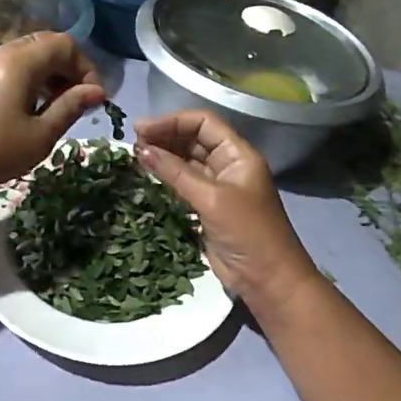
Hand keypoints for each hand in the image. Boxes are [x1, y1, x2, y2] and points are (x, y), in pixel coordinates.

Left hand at [0, 32, 105, 200]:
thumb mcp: (41, 134)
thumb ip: (71, 106)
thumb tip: (97, 91)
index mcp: (18, 63)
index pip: (64, 45)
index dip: (86, 67)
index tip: (95, 97)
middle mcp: (1, 54)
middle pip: (46, 44)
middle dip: (70, 67)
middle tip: (80, 99)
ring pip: (29, 54)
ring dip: (51, 73)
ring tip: (60, 106)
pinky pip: (12, 65)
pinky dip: (32, 78)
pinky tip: (34, 107)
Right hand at [134, 110, 322, 303]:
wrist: (267, 279)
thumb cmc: (247, 232)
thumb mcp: (211, 198)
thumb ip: (176, 172)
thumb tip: (141, 149)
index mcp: (238, 154)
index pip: (203, 123)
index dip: (172, 121)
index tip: (142, 129)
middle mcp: (227, 164)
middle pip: (192, 139)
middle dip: (164, 137)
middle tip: (133, 143)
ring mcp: (216, 186)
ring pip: (185, 161)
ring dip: (162, 157)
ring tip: (134, 157)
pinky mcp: (206, 207)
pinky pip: (182, 184)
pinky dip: (165, 178)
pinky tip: (145, 177)